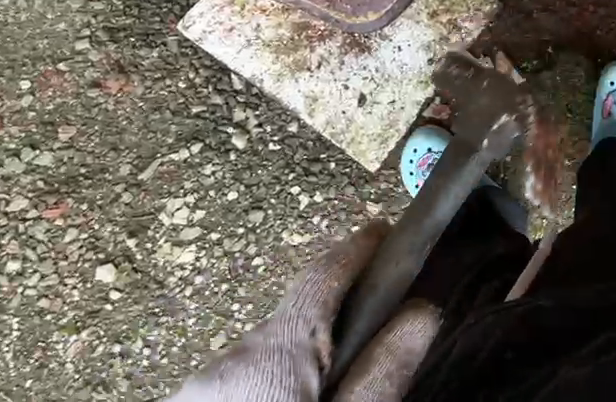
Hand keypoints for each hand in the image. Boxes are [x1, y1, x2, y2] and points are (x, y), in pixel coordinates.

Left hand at [168, 222, 440, 401]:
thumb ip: (384, 372)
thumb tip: (424, 308)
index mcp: (273, 355)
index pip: (324, 275)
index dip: (360, 248)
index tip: (386, 230)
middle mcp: (224, 362)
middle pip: (293, 323)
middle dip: (331, 329)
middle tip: (368, 359)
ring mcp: (191, 393)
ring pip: (262, 362)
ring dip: (294, 372)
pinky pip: (234, 391)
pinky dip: (264, 397)